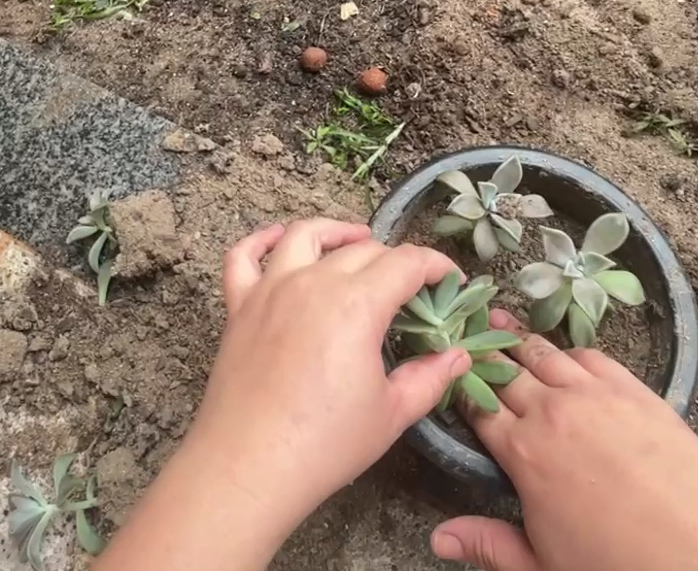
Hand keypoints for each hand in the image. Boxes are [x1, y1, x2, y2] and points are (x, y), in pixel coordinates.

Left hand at [96, 220, 467, 570]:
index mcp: (356, 303)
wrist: (249, 465)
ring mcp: (271, 288)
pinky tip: (279, 241)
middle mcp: (313, 281)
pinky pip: (244, 256)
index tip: (450, 280)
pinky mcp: (239, 304)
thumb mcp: (391, 414)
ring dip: (335, 232)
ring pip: (304, 234)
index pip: (406, 263)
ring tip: (356, 241)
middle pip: (362, 250)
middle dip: (394, 259)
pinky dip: (261, 240)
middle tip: (410, 285)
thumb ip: (429, 378)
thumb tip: (458, 357)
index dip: (435, 265)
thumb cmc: (325, 444)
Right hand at [434, 311, 697, 570]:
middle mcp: (551, 410)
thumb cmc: (618, 569)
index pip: (477, 404)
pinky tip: (564, 355)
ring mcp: (593, 394)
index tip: (447, 374)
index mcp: (523, 452)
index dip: (459, 386)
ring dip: (519, 339)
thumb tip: (437, 536)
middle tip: (468, 336)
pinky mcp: (633, 389)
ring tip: (502, 320)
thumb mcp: (544, 567)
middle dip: (483, 352)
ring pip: (544, 352)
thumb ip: (489, 544)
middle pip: (505, 368)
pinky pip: (590, 356)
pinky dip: (569, 353)